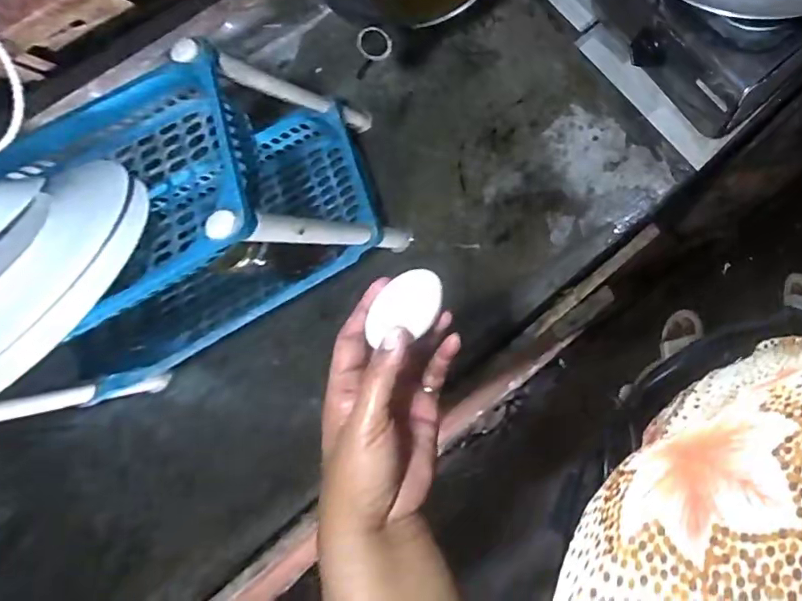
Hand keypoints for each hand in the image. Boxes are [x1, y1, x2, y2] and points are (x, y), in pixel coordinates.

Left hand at [321, 278, 460, 538]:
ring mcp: (400, 397)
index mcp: (348, 388)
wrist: (380, 517)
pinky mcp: (424, 409)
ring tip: (445, 311)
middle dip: (404, 316)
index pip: (353, 339)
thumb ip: (382, 375)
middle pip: (389, 341)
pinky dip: (443, 357)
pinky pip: (434, 375)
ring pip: (415, 355)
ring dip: (428, 333)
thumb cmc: (358, 470)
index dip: (366, 310)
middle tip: (425, 291)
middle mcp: (374, 386)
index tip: (385, 284)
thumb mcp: (365, 422)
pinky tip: (454, 341)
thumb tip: (398, 329)